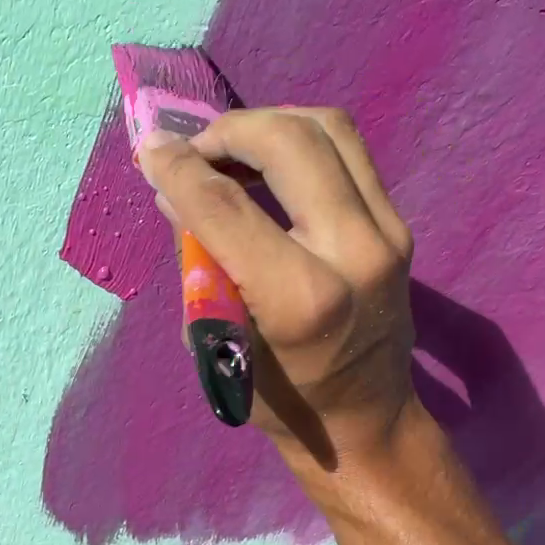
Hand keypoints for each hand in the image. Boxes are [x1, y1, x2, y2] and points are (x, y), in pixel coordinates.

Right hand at [136, 109, 417, 475]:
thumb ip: (200, 265)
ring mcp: (386, 231)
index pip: (227, 209)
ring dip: (266, 125)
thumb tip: (177, 198)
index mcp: (299, 298)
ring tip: (225, 150)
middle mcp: (352, 251)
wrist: (362, 419)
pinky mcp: (396, 222)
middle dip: (229, 132)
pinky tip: (262, 163)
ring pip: (328, 130)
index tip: (148, 151)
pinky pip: (346, 152)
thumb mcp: (216, 343)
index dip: (180, 172)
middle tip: (190, 151)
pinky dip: (296, 142)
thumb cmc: (276, 400)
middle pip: (291, 144)